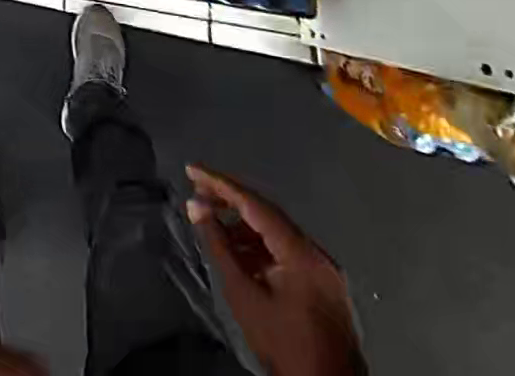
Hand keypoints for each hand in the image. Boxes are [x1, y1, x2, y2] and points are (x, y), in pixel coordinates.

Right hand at [186, 165, 366, 375]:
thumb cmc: (282, 344)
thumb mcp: (243, 294)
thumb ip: (219, 247)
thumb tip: (196, 207)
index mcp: (300, 250)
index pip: (254, 204)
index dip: (221, 184)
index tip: (192, 170)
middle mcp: (315, 251)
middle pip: (267, 213)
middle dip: (230, 200)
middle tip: (196, 189)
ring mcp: (321, 267)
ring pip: (275, 232)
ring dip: (242, 224)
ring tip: (211, 222)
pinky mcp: (321, 283)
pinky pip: (284, 251)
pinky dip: (258, 245)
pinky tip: (236, 251)